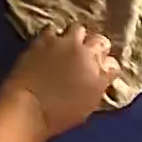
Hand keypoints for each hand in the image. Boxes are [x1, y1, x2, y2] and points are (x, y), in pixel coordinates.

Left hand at [0, 24, 120, 136]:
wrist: (28, 106)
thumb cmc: (59, 114)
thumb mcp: (89, 103)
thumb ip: (99, 83)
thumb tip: (105, 71)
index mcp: (98, 71)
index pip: (112, 62)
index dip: (107, 65)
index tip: (102, 69)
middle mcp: (83, 51)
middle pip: (97, 39)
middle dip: (94, 45)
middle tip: (87, 54)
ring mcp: (63, 42)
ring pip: (76, 28)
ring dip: (75, 36)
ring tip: (68, 46)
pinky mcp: (42, 39)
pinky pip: (52, 29)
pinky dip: (53, 36)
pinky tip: (49, 45)